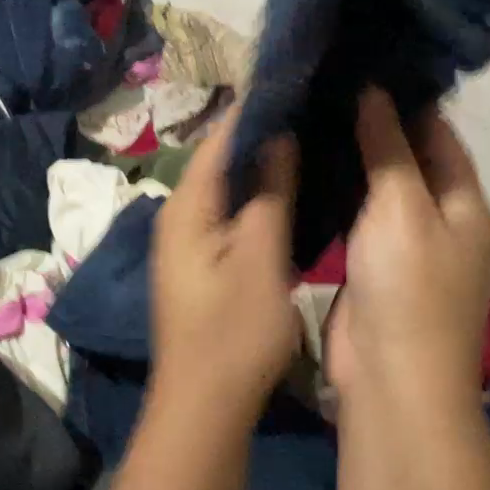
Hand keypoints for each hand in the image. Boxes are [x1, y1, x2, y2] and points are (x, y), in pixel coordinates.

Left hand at [151, 119, 300, 421]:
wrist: (203, 405)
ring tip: (308, 139)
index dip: (254, 109)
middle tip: (311, 109)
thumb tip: (278, 136)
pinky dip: (257, 198)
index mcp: (186, 205)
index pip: (218, 139)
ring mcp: (187, 240)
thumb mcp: (260, 257)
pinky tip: (290, 192)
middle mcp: (178, 214)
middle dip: (261, 135)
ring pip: (226, 188)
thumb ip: (269, 193)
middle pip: (220, 160)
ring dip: (261, 167)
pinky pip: (229, 213)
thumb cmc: (234, 330)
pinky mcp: (201, 263)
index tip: (295, 83)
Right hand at [326, 88, 489, 404]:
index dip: (404, 94)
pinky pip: (352, 210)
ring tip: (307, 107)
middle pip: (405, 153)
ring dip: (349, 151)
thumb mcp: (402, 205)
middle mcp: (436, 213)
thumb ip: (388, 146)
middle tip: (323, 78)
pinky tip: (303, 159)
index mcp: (462, 197)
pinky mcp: (367, 259)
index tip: (361, 60)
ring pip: (374, 181)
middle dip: (370, 119)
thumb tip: (375, 90)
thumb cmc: (409, 284)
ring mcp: (401, 239)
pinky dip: (334, 185)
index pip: (436, 129)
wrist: (390, 375)